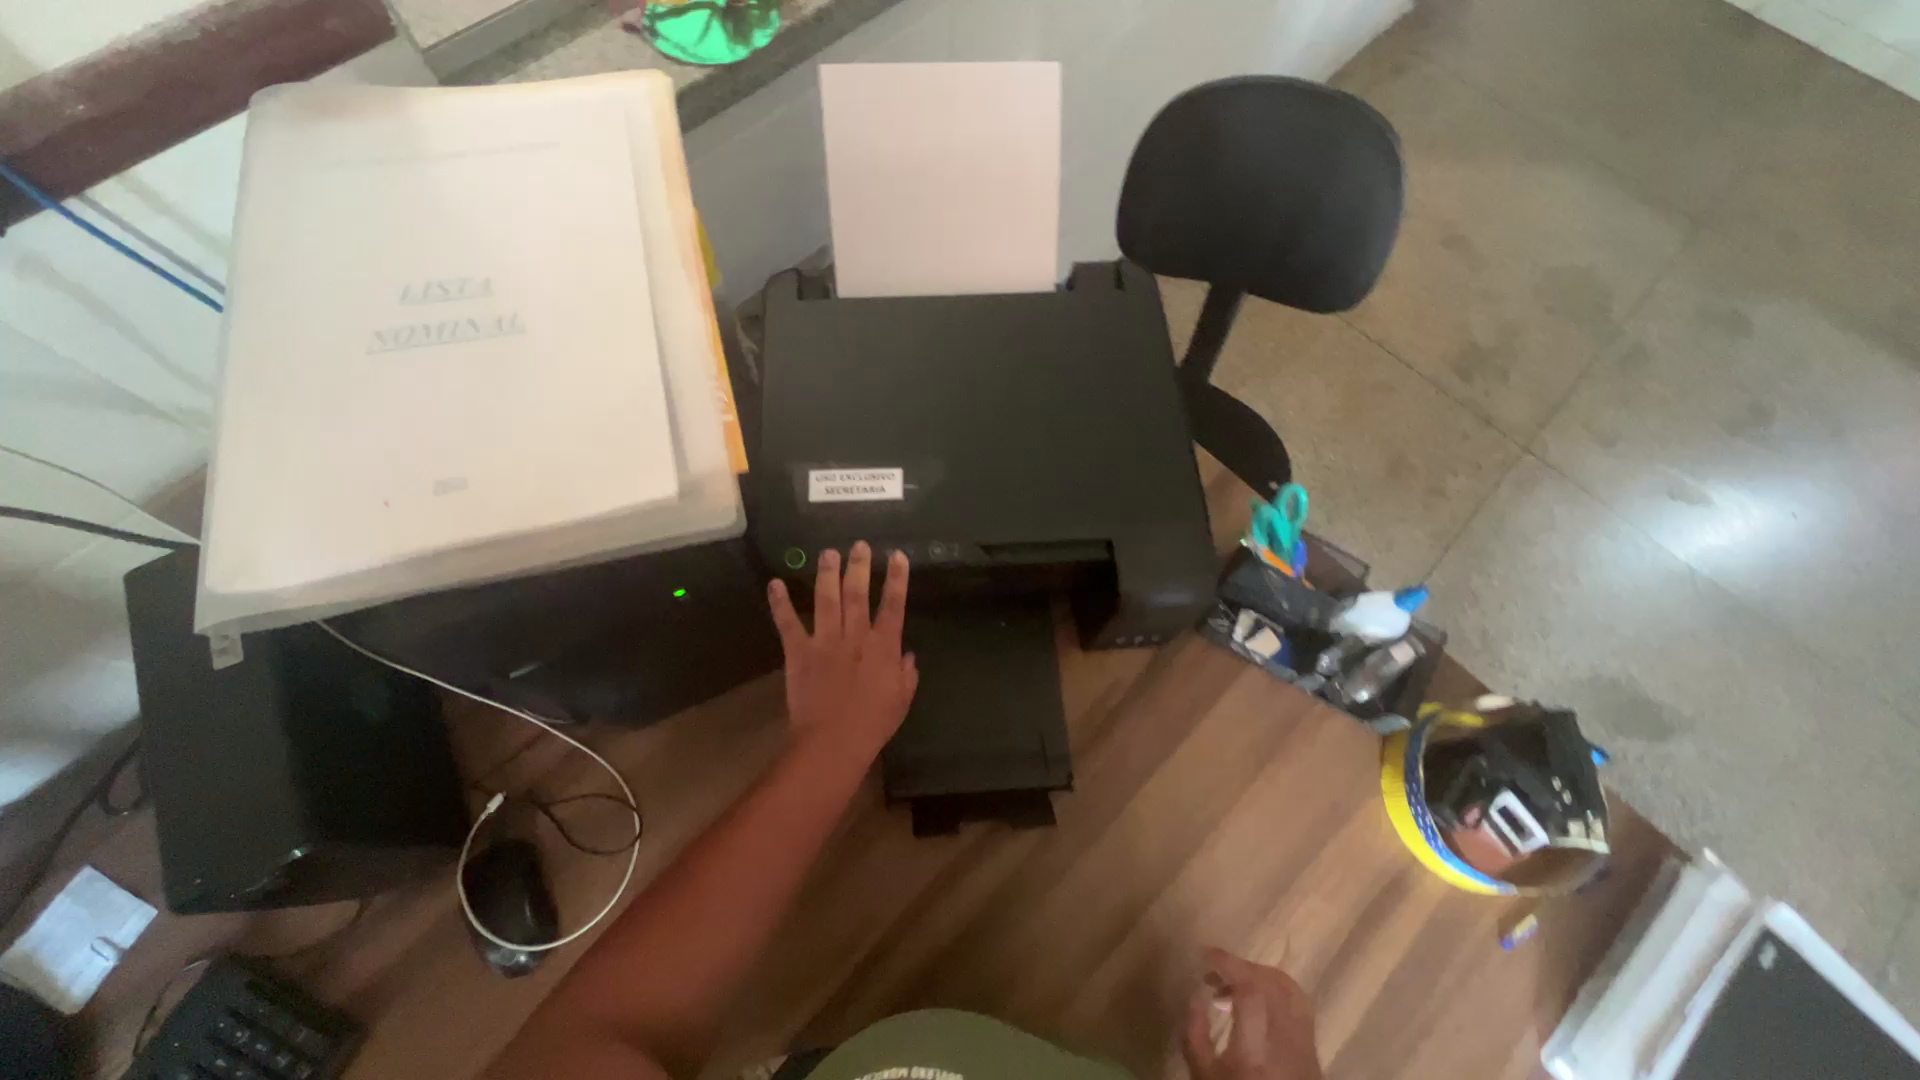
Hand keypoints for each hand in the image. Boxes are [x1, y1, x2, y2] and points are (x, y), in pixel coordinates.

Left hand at [766, 542, 917, 760]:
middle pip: (857, 594)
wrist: (834, 741)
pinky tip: (774, 583)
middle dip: (859, 566)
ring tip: (828, 553)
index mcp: (883, 647)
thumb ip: (907, 673)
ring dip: (827, 573)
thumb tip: (908, 654)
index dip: (897, 579)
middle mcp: (855, 636)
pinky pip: (788, 623)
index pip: (893, 605)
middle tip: (859, 545)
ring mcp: (825, 642)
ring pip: (826, 599)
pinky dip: (779, 603)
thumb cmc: (873, 724)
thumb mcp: (902, 699)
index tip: (898, 556)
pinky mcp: (799, 653)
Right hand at [1182, 948, 1321, 1079]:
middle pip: (1273, 982)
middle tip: (1214, 973)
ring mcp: (1306, 1045)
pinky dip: (1277, 992)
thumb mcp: (1202, 1075)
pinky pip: (1299, 1006)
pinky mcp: (1314, 1051)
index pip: (1250, 988)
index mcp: (1256, 1048)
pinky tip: (1258, 1004)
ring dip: (1261, 976)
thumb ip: (1195, 1033)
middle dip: (1241, 966)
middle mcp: (1287, 1040)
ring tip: (1235, 985)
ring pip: (1291, 990)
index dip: (1228, 963)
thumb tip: (1196, 993)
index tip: (1205, 955)